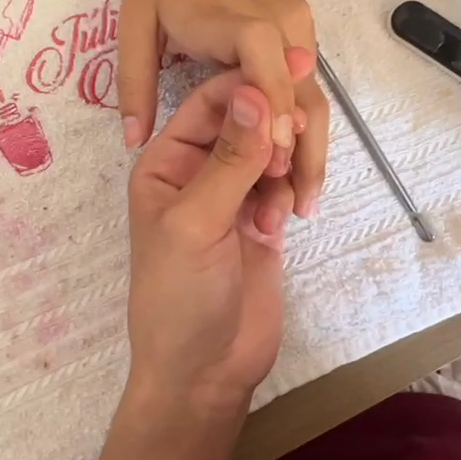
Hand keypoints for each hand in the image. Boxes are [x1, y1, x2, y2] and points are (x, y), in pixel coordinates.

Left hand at [119, 0, 329, 217]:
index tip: (273, 169)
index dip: (272, 119)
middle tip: (296, 212)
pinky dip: (306, 127)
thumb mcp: (135, 22)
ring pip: (315, 97)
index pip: (268, 72)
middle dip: (303, 156)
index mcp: (240, 21)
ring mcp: (300, 26)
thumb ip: (134, 81)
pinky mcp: (304, 30)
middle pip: (305, 97)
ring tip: (303, 205)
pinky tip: (297, 166)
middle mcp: (283, 25)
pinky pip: (310, 85)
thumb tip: (131, 140)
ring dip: (312, 150)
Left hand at [126, 71, 293, 408]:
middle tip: (291, 149)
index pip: (210, 101)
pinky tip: (291, 217)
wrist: (207, 372)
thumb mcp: (197, 223)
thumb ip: (229, 158)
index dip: (248, 90)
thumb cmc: (181, 297)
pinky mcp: (263, 218)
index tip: (288, 87)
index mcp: (166, 161)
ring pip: (273, 149)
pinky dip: (294, 190)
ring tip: (284, 200)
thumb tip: (256, 91)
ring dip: (286, 164)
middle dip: (274, 128)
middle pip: (248, 119)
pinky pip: (287, 181)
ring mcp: (234, 194)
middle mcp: (198, 170)